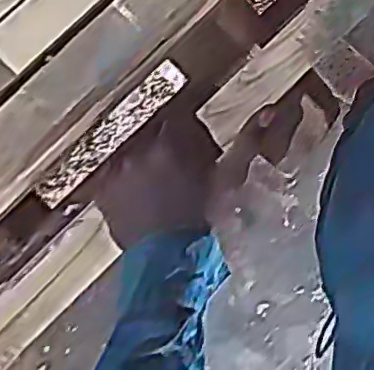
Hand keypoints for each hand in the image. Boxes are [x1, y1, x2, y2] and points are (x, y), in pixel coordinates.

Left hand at [97, 100, 303, 245]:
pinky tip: (137, 184)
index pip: (179, 112)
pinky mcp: (103, 190)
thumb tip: (270, 109)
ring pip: (134, 145)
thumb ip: (250, 138)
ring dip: (146, 152)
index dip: (189, 126)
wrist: (169, 264)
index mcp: (173, 138)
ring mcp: (118, 168)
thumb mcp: (231, 174)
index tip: (196, 141)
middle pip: (155, 126)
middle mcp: (141, 147)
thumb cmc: (204, 215)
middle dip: (167, 137)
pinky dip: (125, 170)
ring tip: (159, 174)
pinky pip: (112, 167)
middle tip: (180, 160)